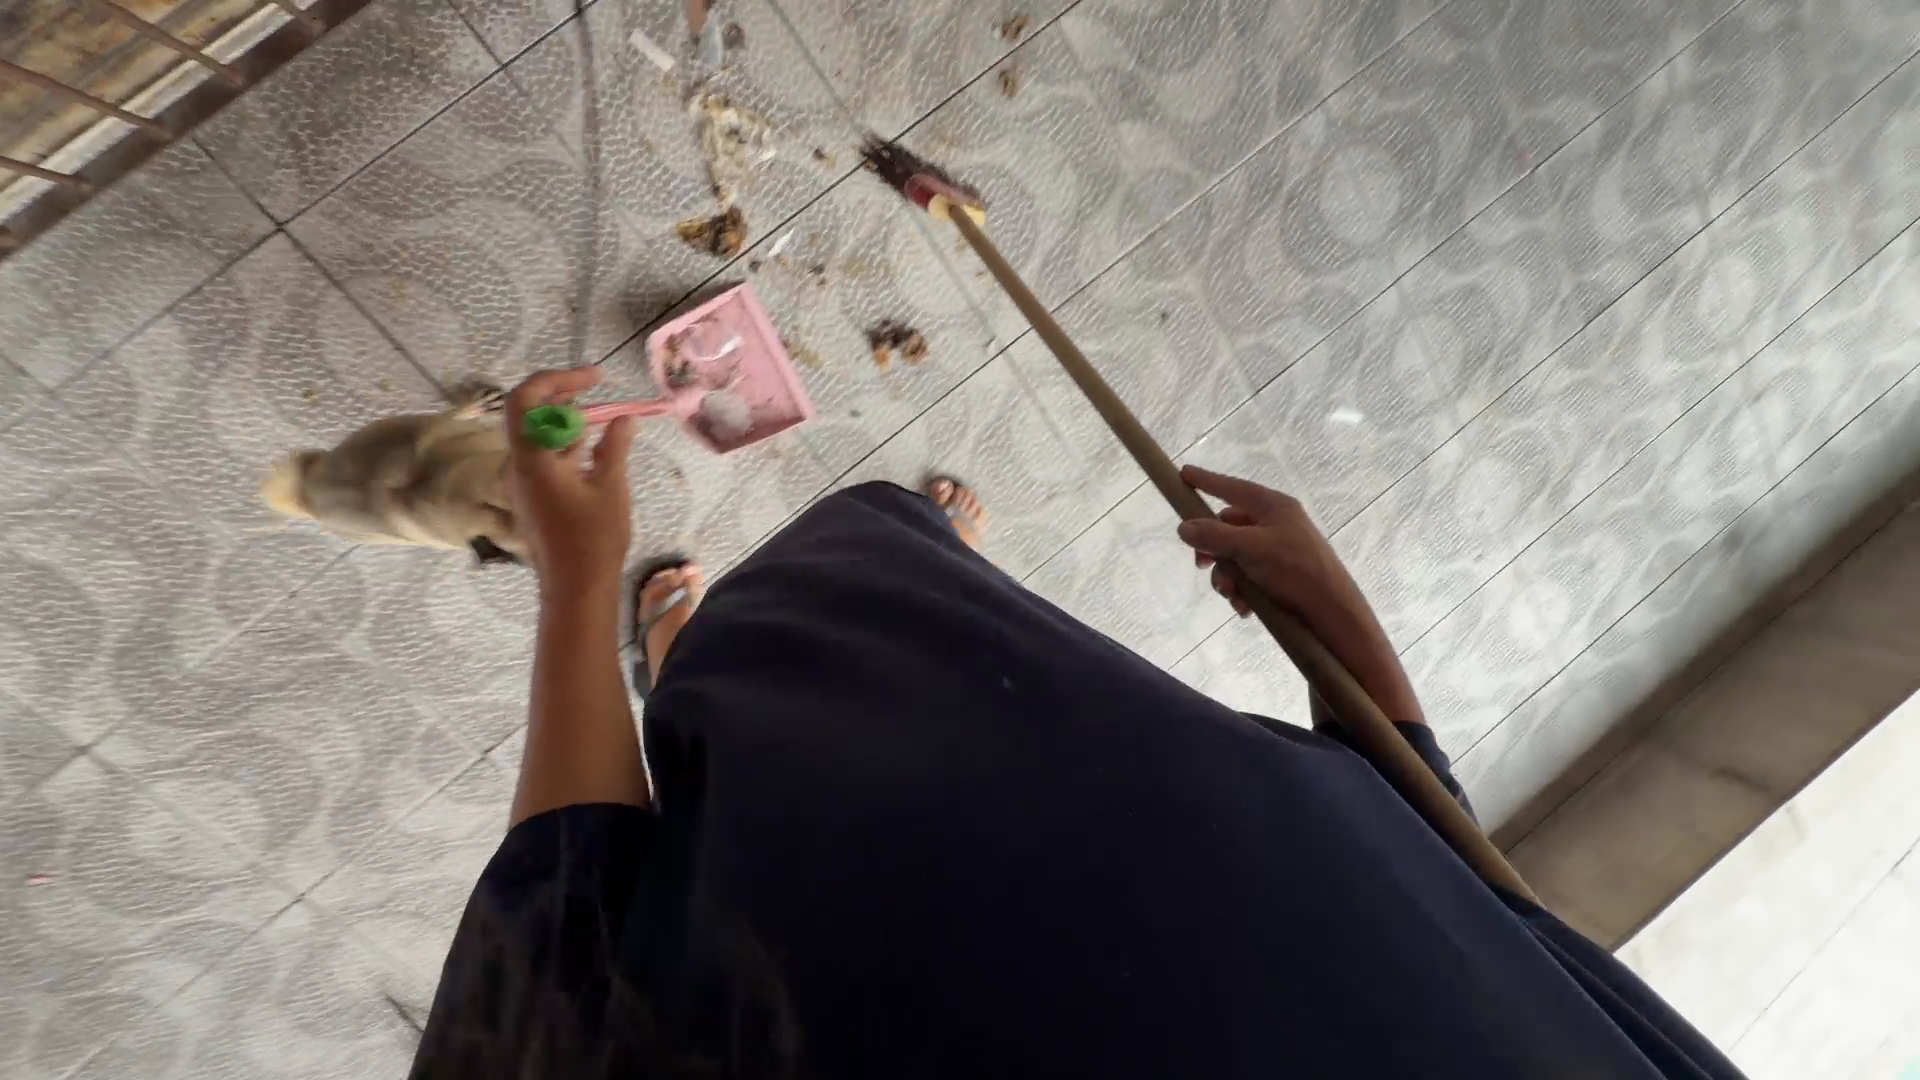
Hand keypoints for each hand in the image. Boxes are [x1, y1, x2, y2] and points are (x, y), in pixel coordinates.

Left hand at [505, 368, 637, 599]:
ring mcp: (523, 480)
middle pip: (529, 412)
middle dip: (562, 393)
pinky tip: (593, 446)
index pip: (527, 399)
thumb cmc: (594, 538)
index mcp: (532, 459)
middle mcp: (518, 464)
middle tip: (596, 386)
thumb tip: (623, 418)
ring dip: (567, 418)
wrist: (575, 585)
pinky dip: (567, 442)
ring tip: (602, 415)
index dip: (558, 379)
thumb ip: (615, 446)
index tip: (594, 377)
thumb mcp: (611, 487)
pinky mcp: (533, 494)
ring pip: (538, 434)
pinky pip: (544, 455)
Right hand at [1174, 465, 1355, 620]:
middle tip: (1201, 564)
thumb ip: (1214, 536)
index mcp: (1273, 507)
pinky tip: (1245, 606)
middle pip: (1226, 528)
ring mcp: (1275, 551)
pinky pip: (1244, 577)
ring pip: (1231, 557)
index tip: (1183, 473)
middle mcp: (1273, 525)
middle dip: (1212, 550)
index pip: (1232, 488)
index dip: (1206, 481)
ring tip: (1232, 593)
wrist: (1331, 613)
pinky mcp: (1276, 576)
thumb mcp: (1250, 548)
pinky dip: (1240, 590)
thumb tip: (1183, 527)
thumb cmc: (1295, 569)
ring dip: (1225, 577)